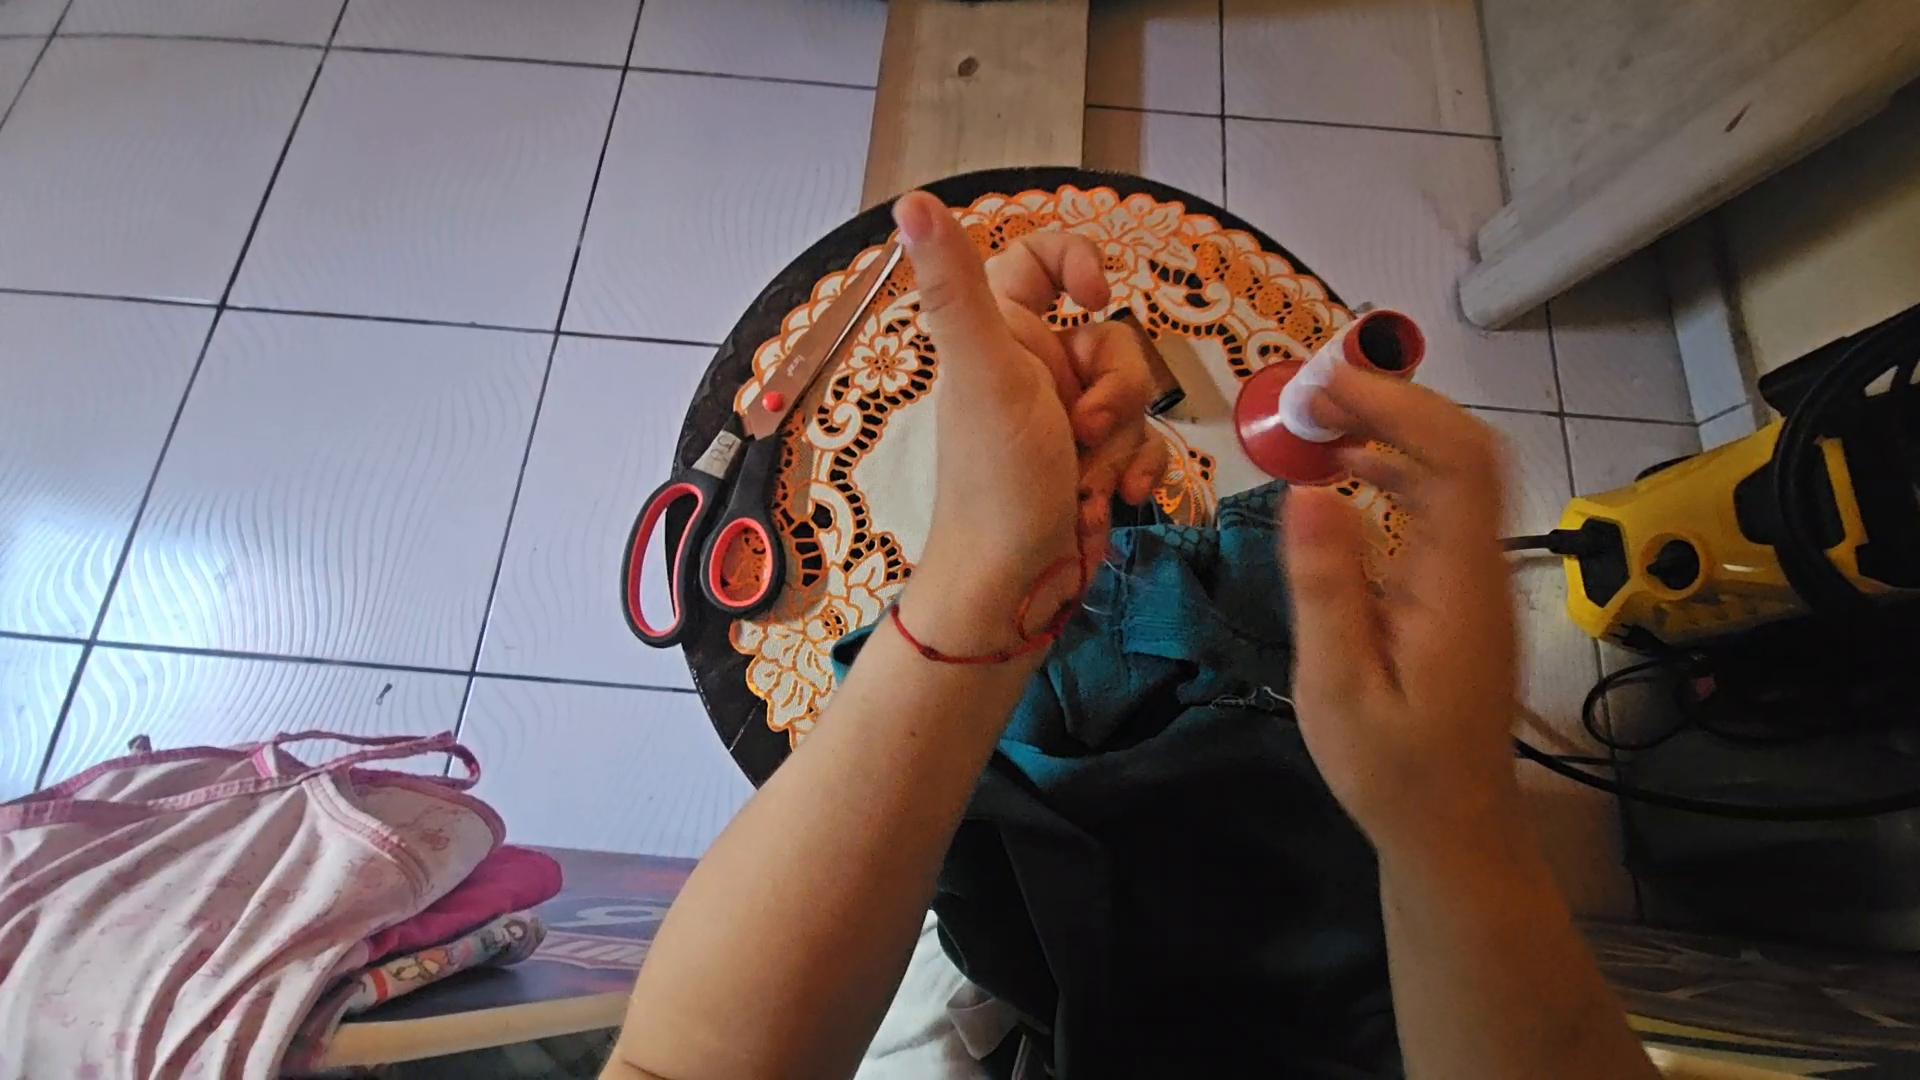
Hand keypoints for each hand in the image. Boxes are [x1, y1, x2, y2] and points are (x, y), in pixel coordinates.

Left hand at [891, 191, 1165, 652]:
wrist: (1017, 588)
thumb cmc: (997, 481)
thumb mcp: (984, 374)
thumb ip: (955, 287)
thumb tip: (909, 199)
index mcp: (1001, 337)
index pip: (1041, 261)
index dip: (1078, 263)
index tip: (1095, 297)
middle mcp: (1033, 373)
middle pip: (1111, 340)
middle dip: (1112, 393)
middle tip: (1078, 434)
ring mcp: (1066, 423)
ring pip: (1134, 397)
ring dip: (1121, 444)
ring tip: (1087, 485)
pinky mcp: (1093, 464)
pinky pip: (1141, 443)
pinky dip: (1137, 470)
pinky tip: (1120, 500)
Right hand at [1280, 365, 1519, 851]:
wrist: (1449, 825)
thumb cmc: (1389, 768)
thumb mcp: (1337, 686)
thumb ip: (1326, 589)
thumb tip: (1307, 493)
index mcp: (1459, 586)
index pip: (1457, 462)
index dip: (1401, 408)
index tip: (1330, 385)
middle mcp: (1479, 567)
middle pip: (1462, 454)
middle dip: (1392, 406)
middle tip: (1313, 391)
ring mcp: (1473, 577)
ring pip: (1452, 475)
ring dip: (1391, 432)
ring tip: (1320, 417)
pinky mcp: (1455, 590)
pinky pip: (1436, 507)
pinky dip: (1392, 472)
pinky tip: (1350, 472)